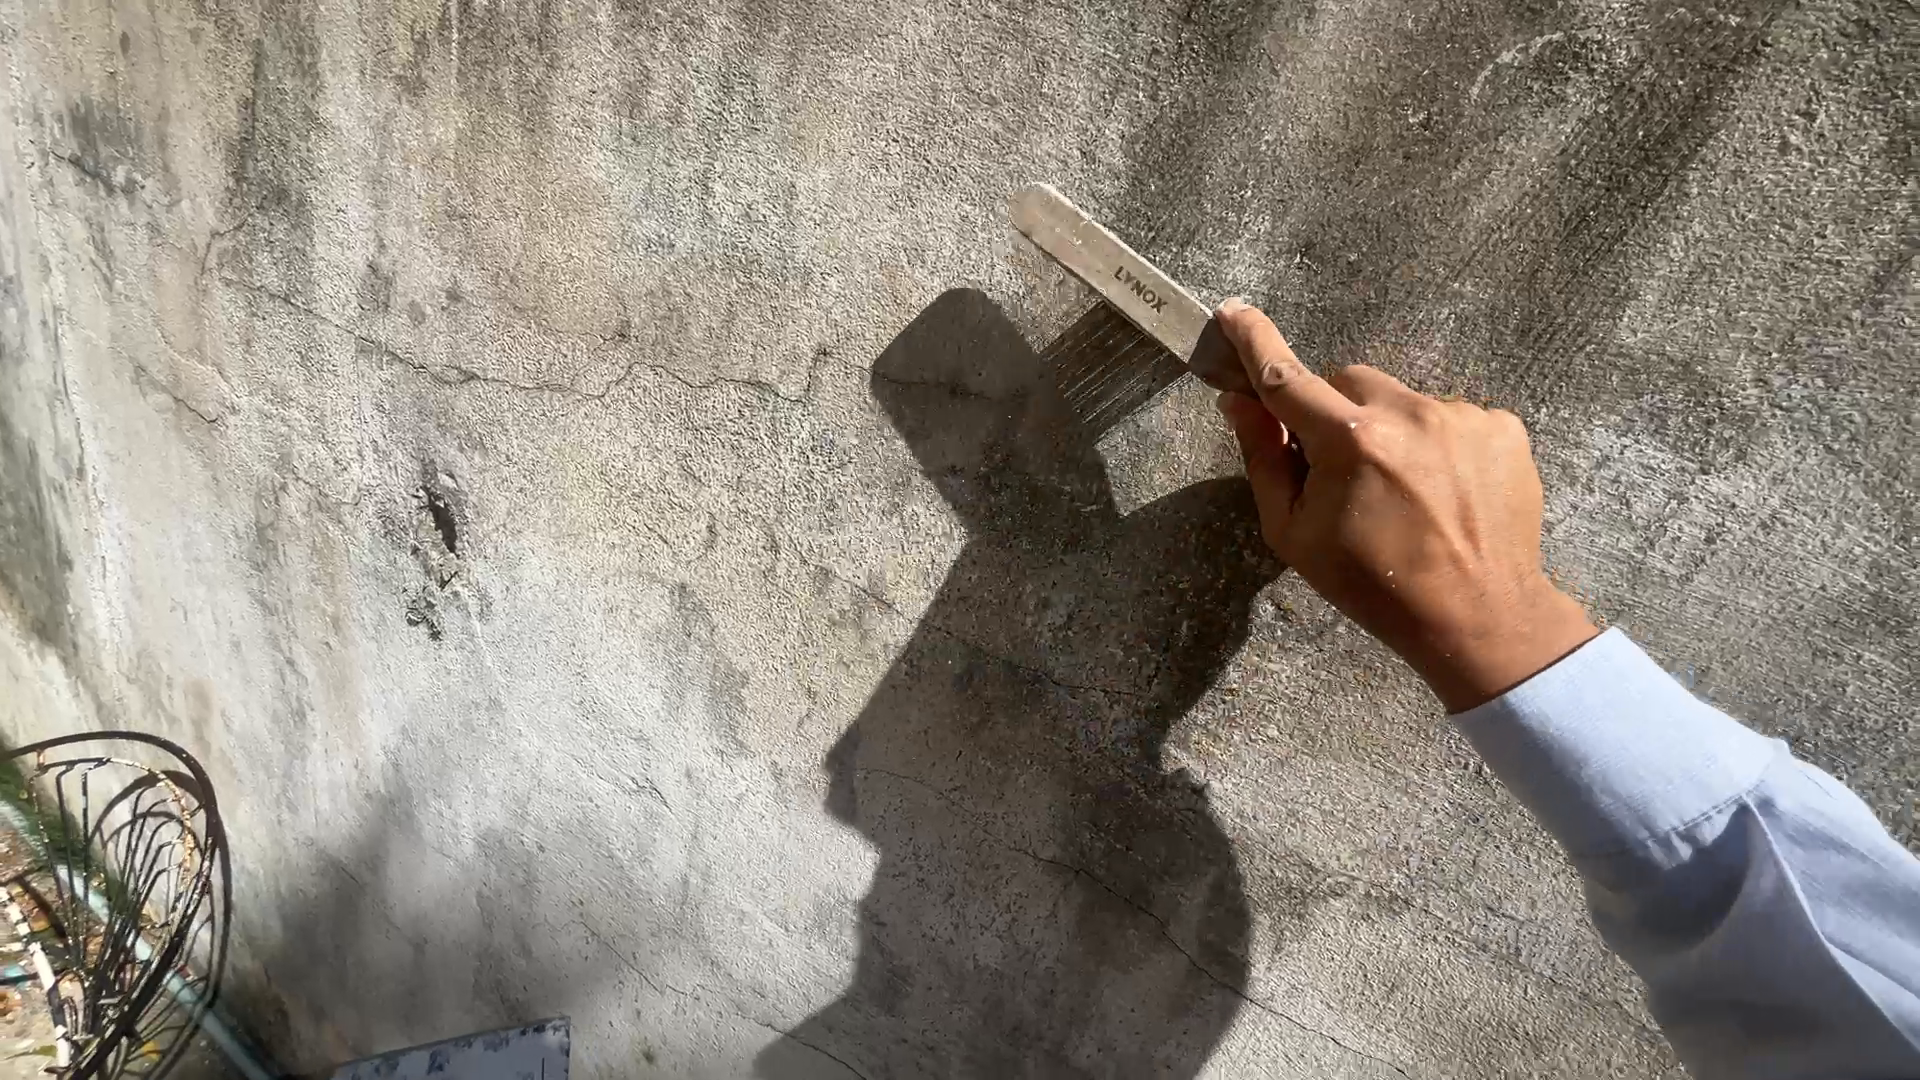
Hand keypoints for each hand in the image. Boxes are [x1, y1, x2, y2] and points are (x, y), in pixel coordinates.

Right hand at [1212, 299, 1597, 712]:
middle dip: (1328, 411)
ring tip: (1396, 487)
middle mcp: (1408, 412)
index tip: (1233, 312)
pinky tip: (1436, 486)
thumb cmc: (1368, 580)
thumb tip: (1238, 403)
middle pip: (1344, 381)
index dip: (1255, 342)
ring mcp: (1462, 415)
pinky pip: (1442, 413)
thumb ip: (1263, 459)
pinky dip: (1426, 439)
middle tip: (1334, 466)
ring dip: (1379, 426)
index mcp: (1349, 441)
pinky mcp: (1501, 425)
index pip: (1287, 378)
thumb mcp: (1292, 531)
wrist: (1478, 615)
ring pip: (1395, 398)